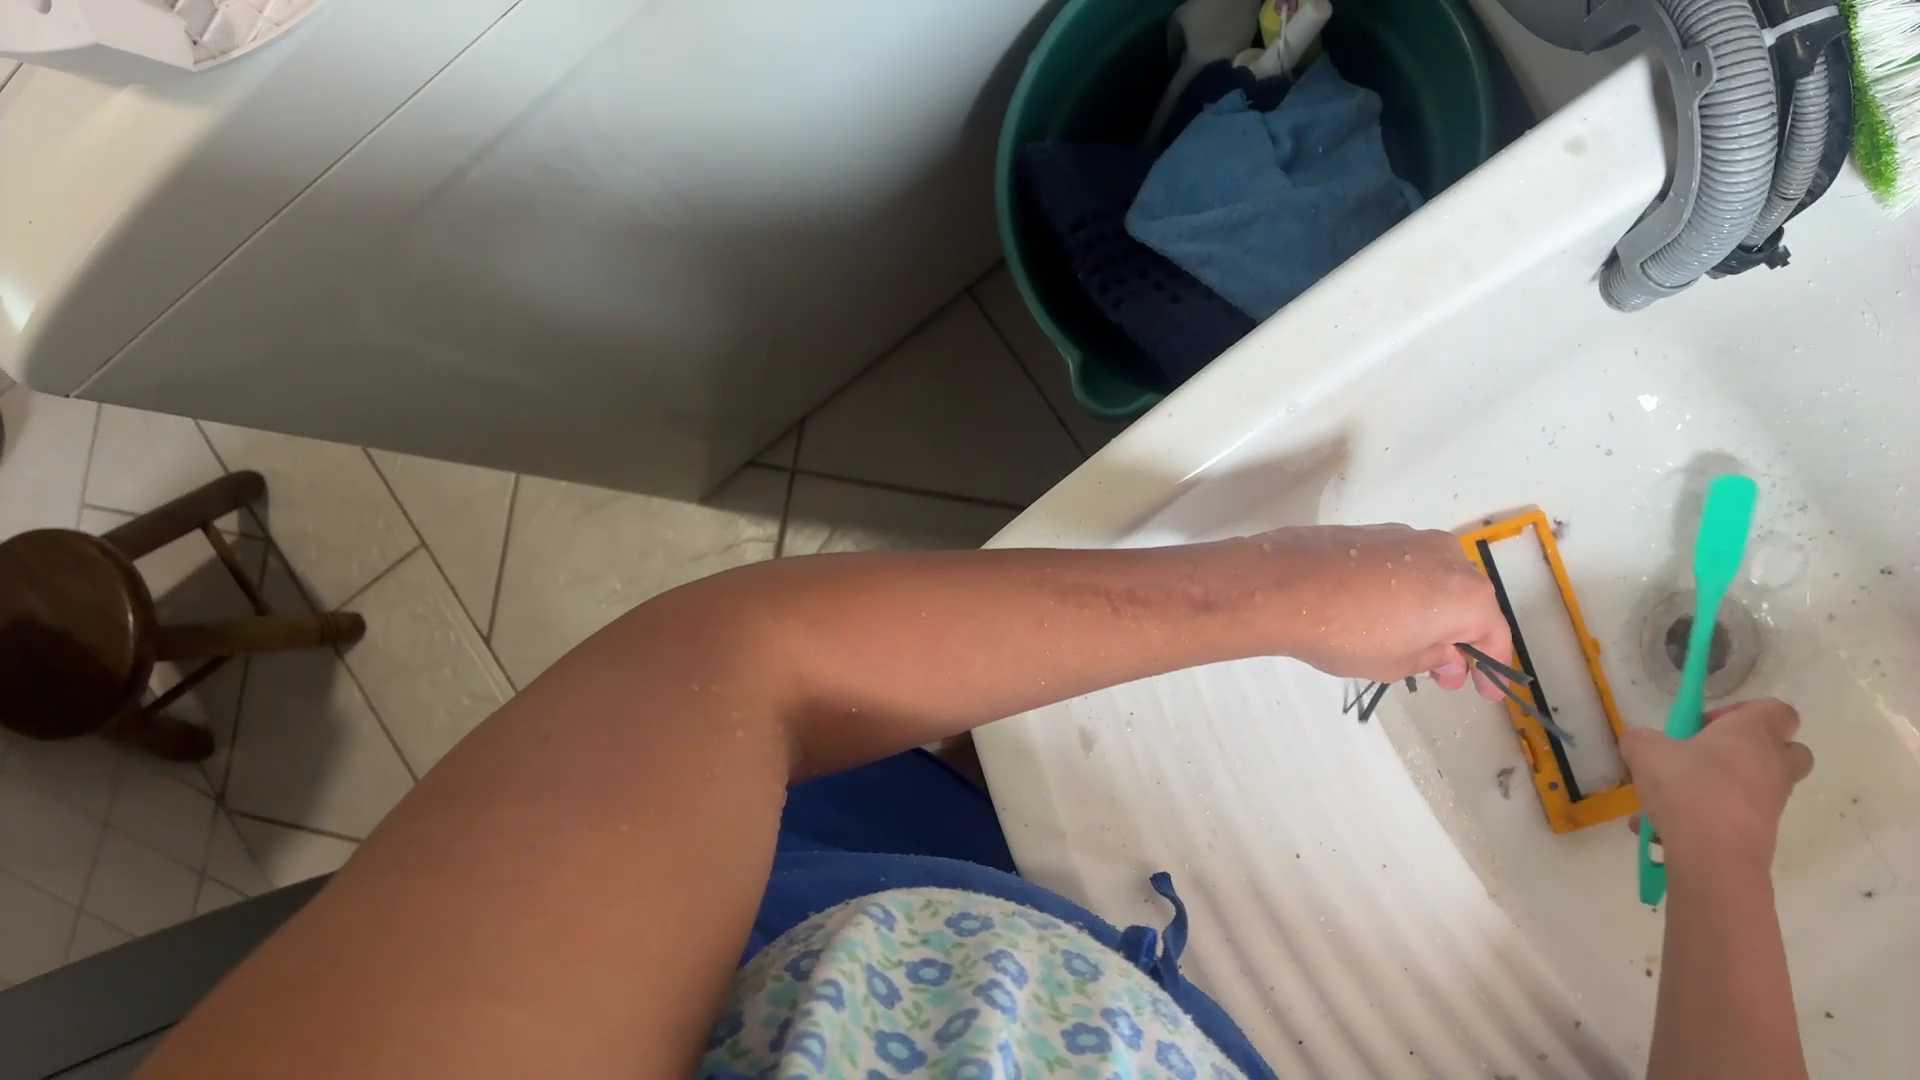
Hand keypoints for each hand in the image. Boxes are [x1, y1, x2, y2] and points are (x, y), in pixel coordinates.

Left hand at [1251, 524, 1510, 697]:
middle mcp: (1445, 556)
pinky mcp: (1371, 532)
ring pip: (1431, 579)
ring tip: (1404, 641)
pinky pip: (1399, 565)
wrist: (1282, 586)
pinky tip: (1376, 611)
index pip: (1493, 635)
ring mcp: (1407, 538)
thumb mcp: (1397, 663)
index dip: (1491, 667)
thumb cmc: (1346, 632)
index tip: (1486, 690)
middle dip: (1456, 636)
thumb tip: (1448, 655)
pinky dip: (1399, 589)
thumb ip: (1433, 659)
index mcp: (1466, 594)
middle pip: (1464, 601)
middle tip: (1440, 670)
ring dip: (1427, 609)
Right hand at [1623, 699, 1813, 882]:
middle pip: (1783, 748)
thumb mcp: (1643, 748)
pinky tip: (1661, 825)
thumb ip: (1642, 738)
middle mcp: (1772, 764)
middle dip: (1745, 749)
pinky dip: (1701, 813)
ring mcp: (1771, 800)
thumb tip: (1648, 745)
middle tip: (1700, 753)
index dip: (1741, 711)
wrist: (1713, 853)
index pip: (1776, 710)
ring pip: (1751, 782)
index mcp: (1752, 735)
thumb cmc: (1686, 787)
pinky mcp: (1761, 828)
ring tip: (1665, 797)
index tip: (1704, 724)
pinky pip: (1730, 811)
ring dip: (1713, 783)